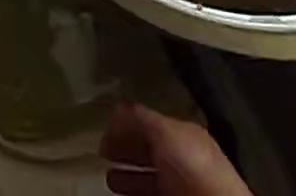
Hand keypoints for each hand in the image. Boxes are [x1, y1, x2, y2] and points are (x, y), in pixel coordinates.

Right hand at [100, 103, 253, 195]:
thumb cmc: (192, 168)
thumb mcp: (165, 135)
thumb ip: (142, 119)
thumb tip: (116, 108)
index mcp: (183, 134)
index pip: (152, 123)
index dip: (128, 124)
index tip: (105, 129)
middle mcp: (183, 158)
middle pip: (150, 149)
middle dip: (126, 148)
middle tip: (102, 151)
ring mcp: (181, 185)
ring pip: (150, 177)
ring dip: (129, 176)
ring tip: (108, 178)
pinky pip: (151, 194)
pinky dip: (136, 192)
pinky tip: (122, 195)